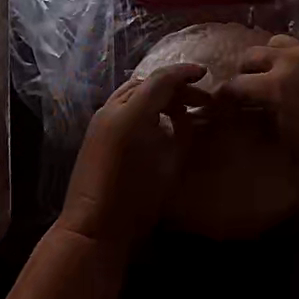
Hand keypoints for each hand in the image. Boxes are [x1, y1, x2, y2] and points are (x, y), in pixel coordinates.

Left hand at [57, 64, 209, 248]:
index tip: (205, 74)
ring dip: (157, 96)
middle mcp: (112, 108)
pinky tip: (158, 122)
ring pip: (132, 93)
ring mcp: (100, 118)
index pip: (162, 79)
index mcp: (132, 113)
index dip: (184, 73)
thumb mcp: (170, 164)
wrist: (93, 225)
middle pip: (146, 83)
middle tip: (199, 101)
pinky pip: (122, 107)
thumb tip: (188, 114)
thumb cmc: (137, 200)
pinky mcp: (95, 131)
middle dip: (173, 87)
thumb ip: (182, 131)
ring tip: (181, 111)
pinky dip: (142, 106)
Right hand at [214, 36, 298, 174]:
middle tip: (244, 84)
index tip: (218, 102)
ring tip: (270, 71)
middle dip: (243, 70)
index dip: (223, 94)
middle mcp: (289, 60)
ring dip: (268, 56)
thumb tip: (257, 113)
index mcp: (274, 84)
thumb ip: (269, 120)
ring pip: (278, 42)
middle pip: (253, 55)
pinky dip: (293, 58)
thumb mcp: (292, 139)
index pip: (236, 85)